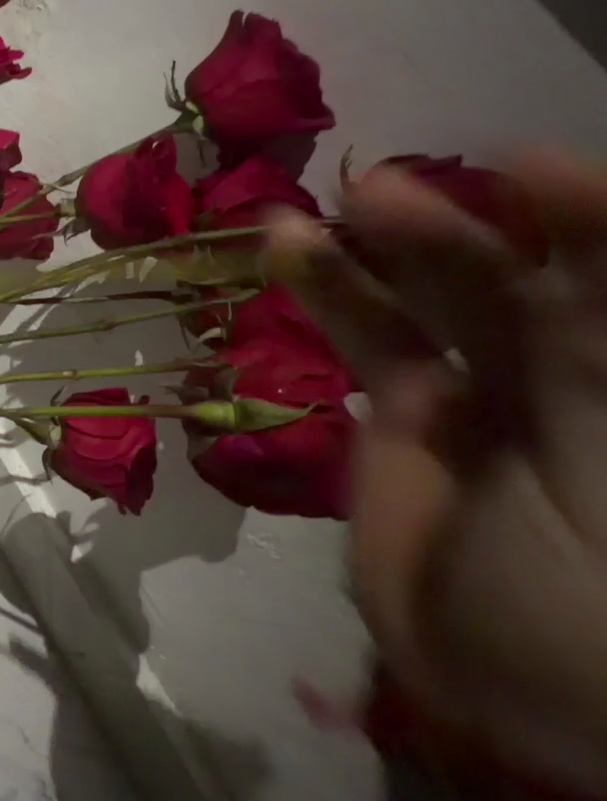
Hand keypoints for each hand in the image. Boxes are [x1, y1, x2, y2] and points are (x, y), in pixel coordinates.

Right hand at [266, 152, 606, 790]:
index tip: (512, 165)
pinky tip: (286, 246)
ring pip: (426, 294)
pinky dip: (324, 291)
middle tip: (376, 187)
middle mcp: (574, 366)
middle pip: (509, 270)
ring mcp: (487, 390)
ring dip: (370, 247)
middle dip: (444, 225)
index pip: (597, 266)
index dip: (566, 211)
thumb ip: (590, 321)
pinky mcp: (404, 418)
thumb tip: (543, 176)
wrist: (540, 696)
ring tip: (320, 204)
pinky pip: (366, 340)